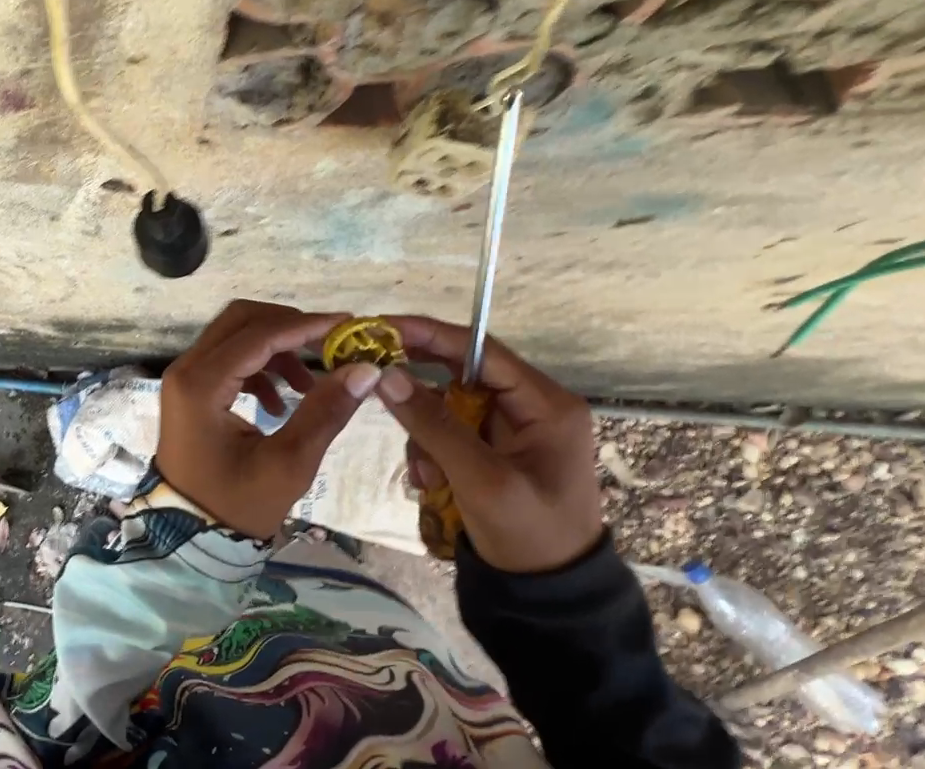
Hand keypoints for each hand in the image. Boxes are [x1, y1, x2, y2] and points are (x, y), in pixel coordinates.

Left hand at [157, 300, 384, 538]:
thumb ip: (325, 411)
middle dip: (288, 327)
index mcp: (201, 384)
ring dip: (275, 349)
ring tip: (309, 387)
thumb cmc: (237, 504)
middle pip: (240, 321)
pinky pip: (227, 360)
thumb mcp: (288, 464)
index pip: (258, 335)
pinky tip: (281, 405)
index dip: (306, 326)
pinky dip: (258, 368)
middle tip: (330, 345)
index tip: (350, 325)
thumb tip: (365, 369)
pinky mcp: (189, 391)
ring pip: (233, 337)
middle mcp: (185, 370)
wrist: (189, 536)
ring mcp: (183, 378)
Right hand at [375, 315, 603, 573]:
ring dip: (424, 434)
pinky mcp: (493, 449)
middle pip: (459, 373)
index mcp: (546, 404)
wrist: (550, 596)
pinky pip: (447, 430)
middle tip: (375, 382)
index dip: (429, 334)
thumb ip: (433, 424)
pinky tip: (432, 482)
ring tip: (426, 476)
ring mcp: (511, 429)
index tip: (380, 328)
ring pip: (446, 403)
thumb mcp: (480, 480)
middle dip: (419, 390)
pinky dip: (430, 451)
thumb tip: (385, 373)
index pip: (480, 349)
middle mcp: (531, 406)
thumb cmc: (529, 535)